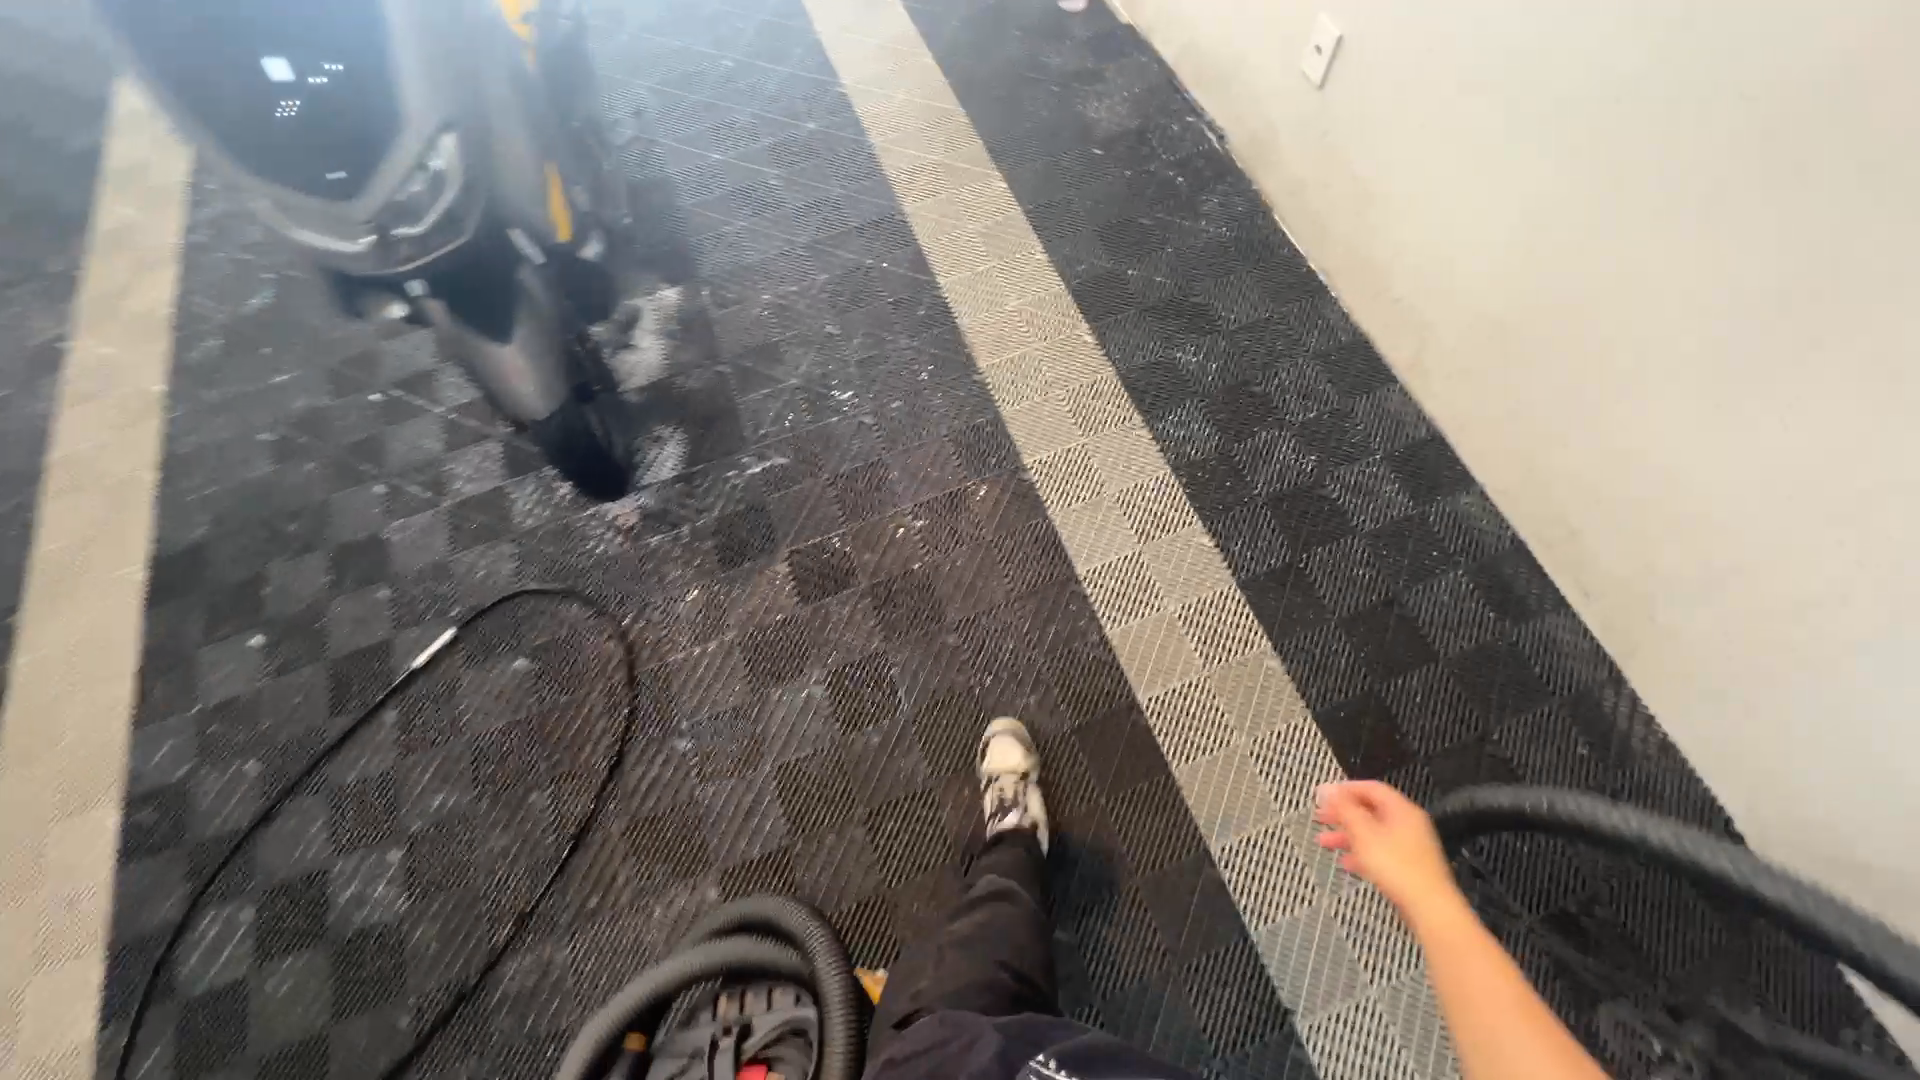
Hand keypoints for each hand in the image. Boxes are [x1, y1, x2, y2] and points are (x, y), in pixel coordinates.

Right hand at [1315, 780, 1465, 923]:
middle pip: (1370, 811)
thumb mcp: (1364, 832)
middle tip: (1320, 817)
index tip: (1324, 796)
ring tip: (1324, 842)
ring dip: (1347, 835)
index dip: (1345, 789)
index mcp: (1401, 810)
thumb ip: (1344, 809)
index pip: (1370, 788)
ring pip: (1372, 833)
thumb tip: (1327, 789)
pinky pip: (1380, 853)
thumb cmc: (1397, 866)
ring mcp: (1410, 847)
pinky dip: (1361, 854)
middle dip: (1342, 814)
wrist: (1429, 908)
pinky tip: (1347, 863)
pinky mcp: (1409, 867)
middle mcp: (1408, 824)